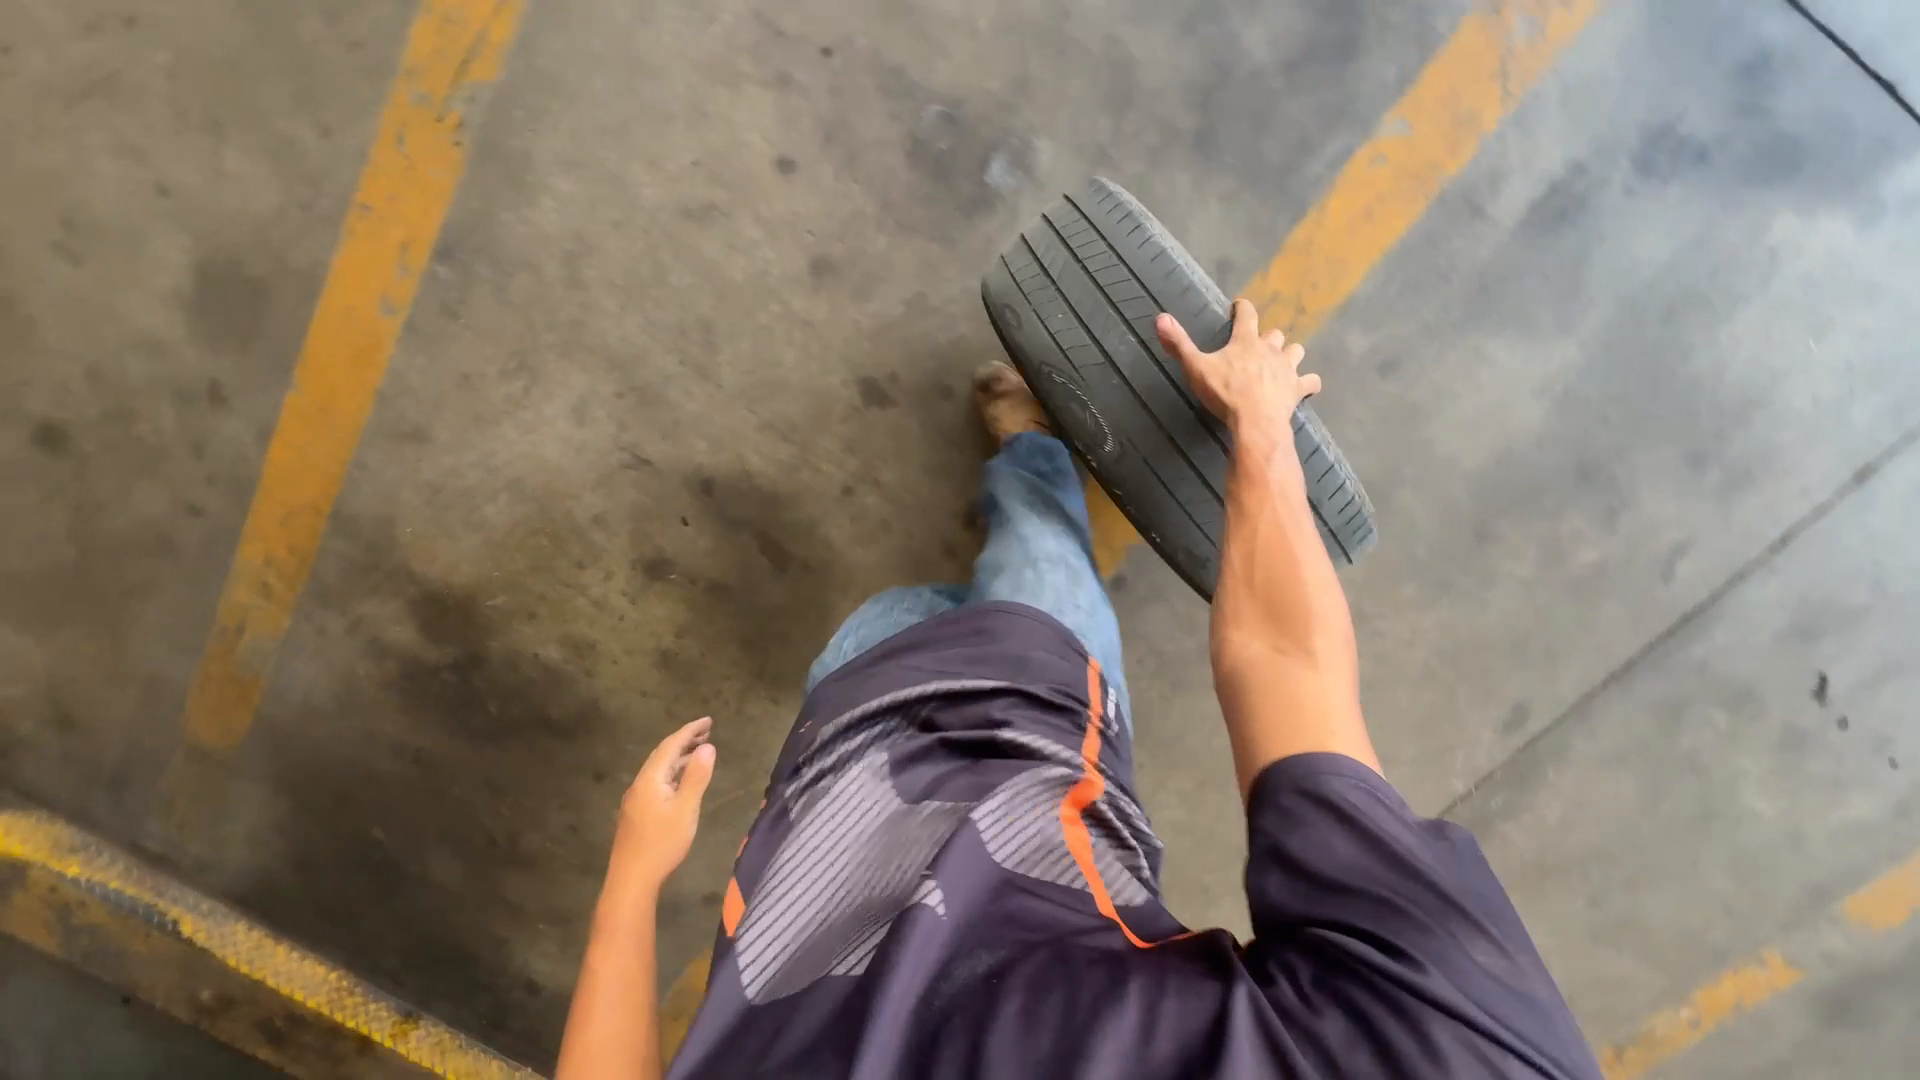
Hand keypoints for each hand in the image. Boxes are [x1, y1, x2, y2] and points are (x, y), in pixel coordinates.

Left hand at [612, 717, 716, 891]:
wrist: (631, 880)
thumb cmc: (662, 844)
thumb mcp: (686, 809)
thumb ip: (696, 777)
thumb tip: (707, 747)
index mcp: (650, 779)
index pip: (670, 745)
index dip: (690, 731)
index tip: (709, 721)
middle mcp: (639, 784)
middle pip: (662, 754)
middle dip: (684, 740)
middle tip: (707, 731)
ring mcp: (636, 799)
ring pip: (658, 769)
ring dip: (678, 756)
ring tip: (699, 751)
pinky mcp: (637, 812)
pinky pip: (656, 781)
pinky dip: (672, 772)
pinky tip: (681, 781)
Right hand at [1156, 299, 1320, 436]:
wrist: (1256, 420)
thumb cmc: (1225, 393)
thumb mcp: (1196, 368)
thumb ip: (1179, 344)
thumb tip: (1161, 318)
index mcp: (1246, 341)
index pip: (1247, 315)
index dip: (1243, 308)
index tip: (1239, 306)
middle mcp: (1270, 349)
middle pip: (1275, 334)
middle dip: (1267, 337)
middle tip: (1258, 344)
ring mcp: (1287, 368)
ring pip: (1295, 351)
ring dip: (1290, 353)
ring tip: (1282, 361)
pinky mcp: (1297, 388)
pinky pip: (1310, 381)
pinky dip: (1308, 382)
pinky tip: (1305, 385)